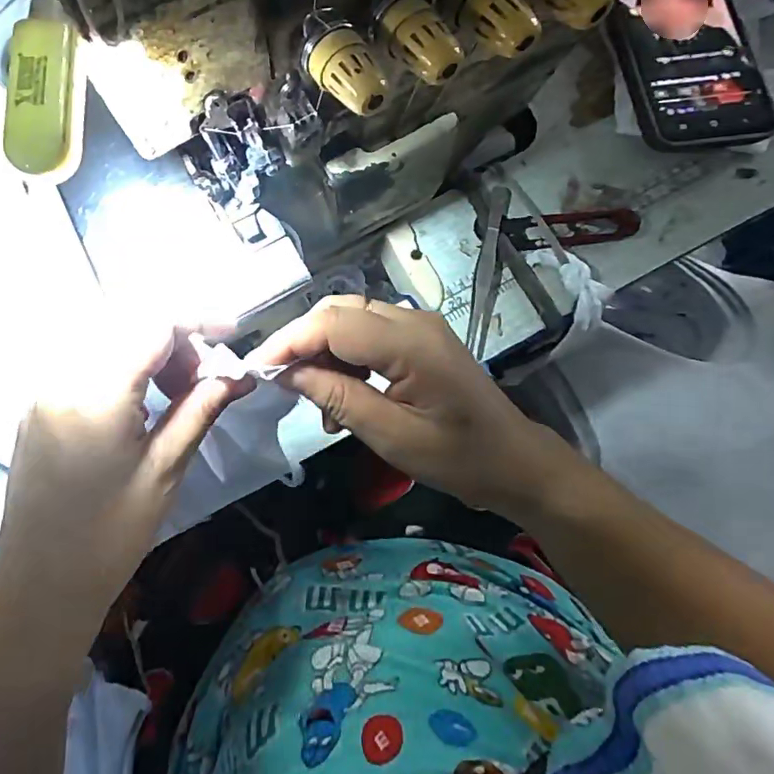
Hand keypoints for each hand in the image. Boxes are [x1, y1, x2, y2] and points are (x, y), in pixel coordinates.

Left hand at [0, 324, 247, 636]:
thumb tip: (239, 374)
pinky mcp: (37, 403)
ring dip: (147, 348)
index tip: (231, 334)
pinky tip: (141, 398)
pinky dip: (121, 363)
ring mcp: (43, 389)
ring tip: (175, 391)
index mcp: (94, 396)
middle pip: (127, 322)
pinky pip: (86, 359)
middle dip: (174, 337)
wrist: (39, 585)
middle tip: (204, 377)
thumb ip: (199, 409)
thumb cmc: (109, 538)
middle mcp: (61, 379)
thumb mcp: (164, 471)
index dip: (196, 322)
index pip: (152, 326)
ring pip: (106, 337)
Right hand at [246, 295, 579, 517]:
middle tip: (279, 382)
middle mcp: (412, 320)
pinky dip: (344, 357)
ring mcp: (417, 325)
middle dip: (302, 342)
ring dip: (323, 352)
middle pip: (338, 311)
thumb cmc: (459, 458)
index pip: (332, 324)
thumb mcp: (393, 436)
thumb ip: (338, 399)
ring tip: (317, 402)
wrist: (515, 461)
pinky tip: (341, 395)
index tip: (258, 369)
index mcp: (410, 343)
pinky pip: (367, 333)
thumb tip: (288, 374)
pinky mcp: (419, 337)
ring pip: (349, 319)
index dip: (290, 342)